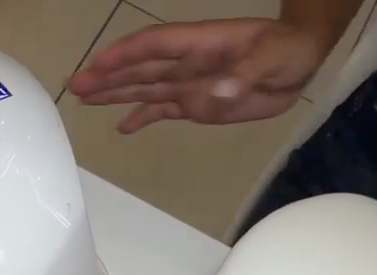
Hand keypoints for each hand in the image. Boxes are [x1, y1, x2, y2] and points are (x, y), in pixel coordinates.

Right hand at [67, 18, 327, 133]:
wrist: (300, 65)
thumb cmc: (287, 52)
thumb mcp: (271, 59)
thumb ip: (244, 76)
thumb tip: (219, 94)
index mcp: (200, 46)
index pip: (155, 48)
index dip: (126, 55)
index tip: (99, 66)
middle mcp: (186, 64)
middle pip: (140, 69)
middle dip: (107, 76)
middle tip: (76, 86)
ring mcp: (189, 84)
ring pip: (144, 88)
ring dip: (115, 93)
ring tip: (84, 100)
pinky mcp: (196, 105)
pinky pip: (162, 110)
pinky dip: (142, 117)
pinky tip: (122, 127)